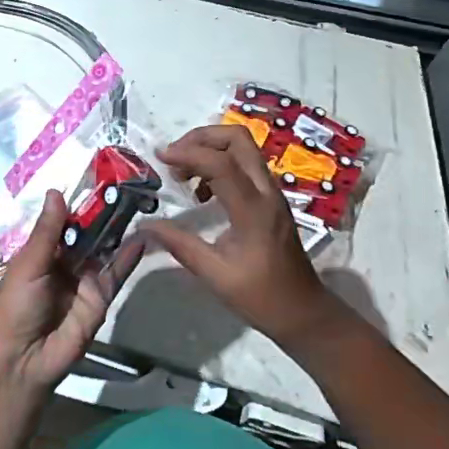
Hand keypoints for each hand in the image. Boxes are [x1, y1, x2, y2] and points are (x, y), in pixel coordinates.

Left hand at [0, 189, 143, 399]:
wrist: (24, 361)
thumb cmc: (15, 309)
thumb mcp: (28, 265)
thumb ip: (48, 231)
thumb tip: (56, 191)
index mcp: (41, 253)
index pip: (62, 221)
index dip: (78, 202)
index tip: (97, 176)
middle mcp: (65, 263)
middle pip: (87, 232)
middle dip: (103, 212)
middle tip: (125, 183)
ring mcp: (85, 280)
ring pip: (104, 249)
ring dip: (119, 228)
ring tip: (138, 202)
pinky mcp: (101, 298)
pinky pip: (116, 273)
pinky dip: (129, 256)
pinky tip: (143, 237)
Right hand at [147, 125, 344, 347]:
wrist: (303, 311)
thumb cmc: (260, 296)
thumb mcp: (214, 274)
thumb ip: (180, 245)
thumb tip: (145, 225)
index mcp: (253, 210)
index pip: (221, 164)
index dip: (188, 153)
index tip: (160, 158)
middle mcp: (267, 191)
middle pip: (238, 138)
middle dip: (202, 137)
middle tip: (174, 157)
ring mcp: (272, 192)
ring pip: (243, 148)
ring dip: (211, 149)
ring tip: (183, 175)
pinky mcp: (271, 198)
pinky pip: (246, 164)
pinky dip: (221, 164)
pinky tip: (203, 192)